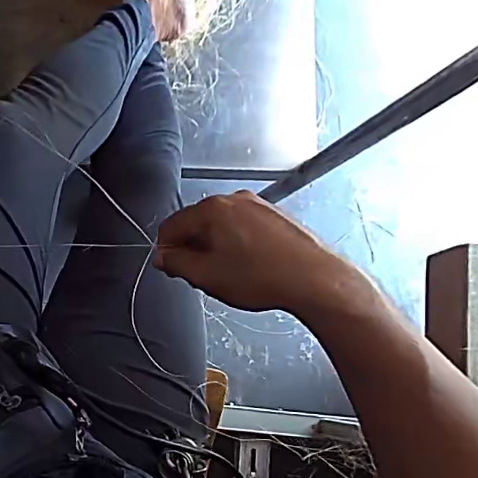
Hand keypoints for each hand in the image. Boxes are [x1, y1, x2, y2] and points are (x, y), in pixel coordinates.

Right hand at [153, 191, 379, 321]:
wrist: (313, 278)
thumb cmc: (264, 277)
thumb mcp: (207, 277)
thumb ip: (177, 264)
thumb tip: (164, 257)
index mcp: (211, 210)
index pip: (171, 226)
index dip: (166, 251)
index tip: (172, 269)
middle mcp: (233, 200)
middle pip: (196, 223)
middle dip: (192, 249)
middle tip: (201, 277)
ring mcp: (256, 205)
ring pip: (220, 225)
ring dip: (215, 248)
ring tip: (228, 275)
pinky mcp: (273, 215)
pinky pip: (242, 227)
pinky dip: (236, 244)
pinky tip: (248, 268)